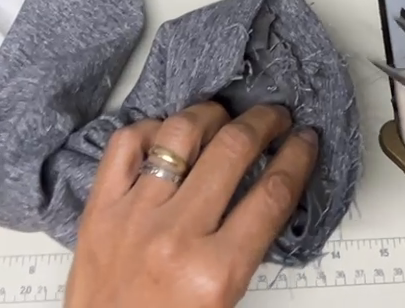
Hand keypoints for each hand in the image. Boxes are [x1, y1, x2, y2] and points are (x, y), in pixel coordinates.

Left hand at [66, 102, 318, 307]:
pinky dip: (151, 128)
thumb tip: (269, 184)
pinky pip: (127, 143)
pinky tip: (168, 133)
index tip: (305, 139)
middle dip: (264, 122)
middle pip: (233, 149)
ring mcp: (133, 215)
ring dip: (212, 114)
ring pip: (181, 133)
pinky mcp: (99, 207)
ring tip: (225, 116)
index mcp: (214, 274)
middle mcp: (175, 237)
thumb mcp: (224, 299)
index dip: (297, 157)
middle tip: (275, 116)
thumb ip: (246, 244)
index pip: (272, 195)